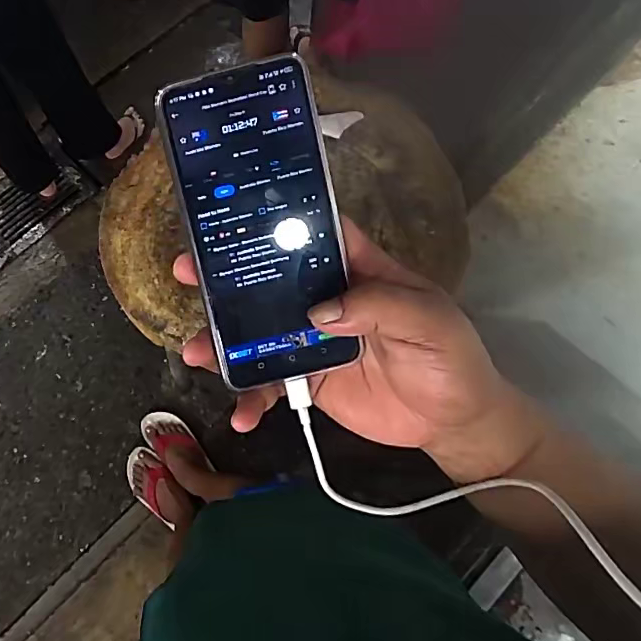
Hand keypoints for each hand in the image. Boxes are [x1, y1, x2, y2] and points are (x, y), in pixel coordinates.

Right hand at [175, 217, 545, 482]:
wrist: (452, 422)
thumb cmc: (451, 360)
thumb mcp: (430, 323)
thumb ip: (380, 308)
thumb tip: (317, 312)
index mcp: (362, 271)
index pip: (319, 235)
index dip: (280, 223)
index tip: (234, 217)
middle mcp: (332, 299)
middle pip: (275, 280)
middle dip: (231, 277)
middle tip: (188, 272)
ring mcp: (316, 340)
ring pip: (262, 332)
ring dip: (226, 342)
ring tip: (197, 353)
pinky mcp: (311, 379)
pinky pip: (273, 383)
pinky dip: (254, 397)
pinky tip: (244, 416)